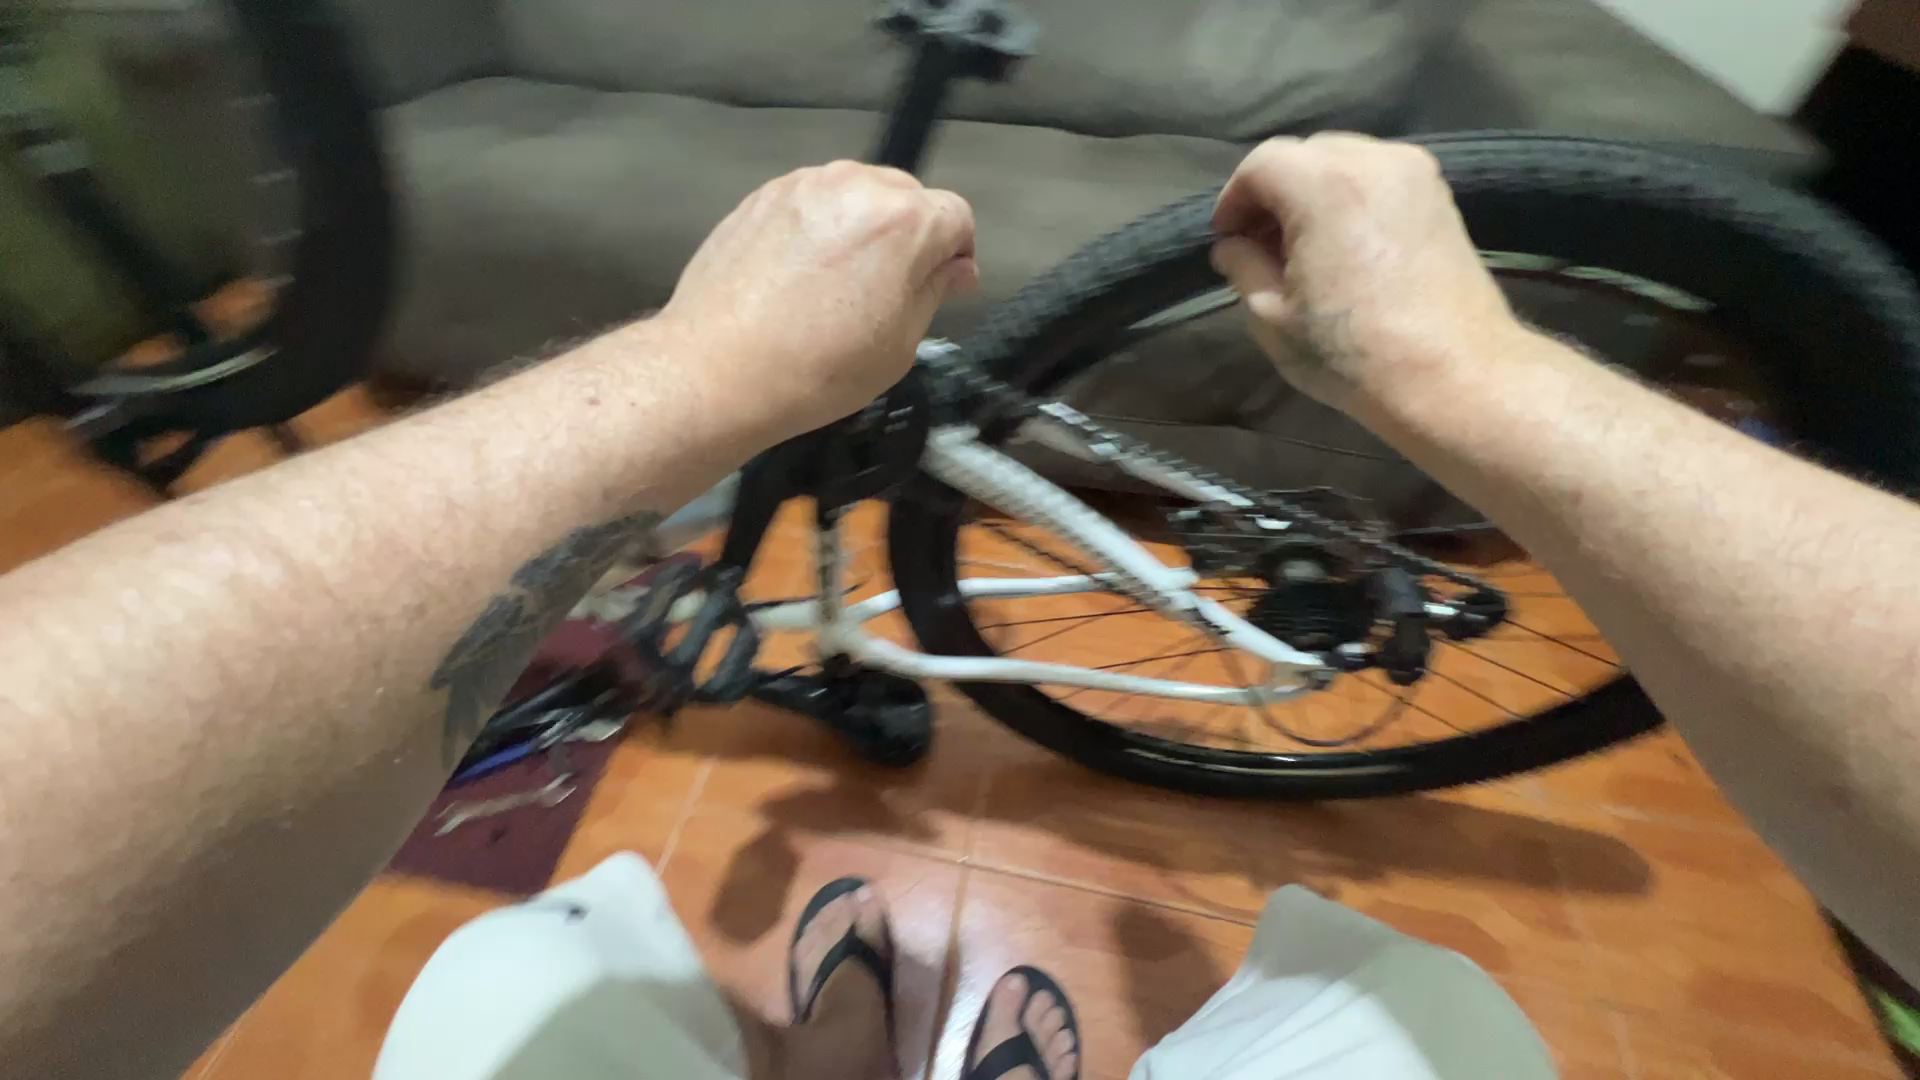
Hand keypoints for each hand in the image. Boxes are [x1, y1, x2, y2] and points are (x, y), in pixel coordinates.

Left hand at [654, 161, 977, 446]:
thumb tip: (957, 268)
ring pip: (858, 196)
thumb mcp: (900, 345)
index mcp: (902, 221)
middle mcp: (855, 185)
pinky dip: (822, 231)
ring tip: (840, 287)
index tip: (944, 288)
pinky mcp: (762, 196)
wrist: (721, 370)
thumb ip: (935, 292)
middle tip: (890, 292)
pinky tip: (802, 279)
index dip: (958, 254)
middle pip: (907, 197)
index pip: (956, 216)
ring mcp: (803, 185)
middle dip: (912, 237)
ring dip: (865, 231)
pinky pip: (814, 204)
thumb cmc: (820, 369)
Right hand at [1211, 133, 1521, 408]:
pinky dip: (1345, 199)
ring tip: (1296, 249)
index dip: (1232, 199)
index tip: (1224, 239)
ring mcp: (1414, 174)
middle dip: (1271, 193)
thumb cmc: (1348, 350)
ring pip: (1342, 161)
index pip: (1261, 163)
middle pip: (1304, 154)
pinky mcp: (1438, 196)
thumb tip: (1232, 247)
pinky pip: (1375, 178)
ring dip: (1308, 195)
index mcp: (1325, 187)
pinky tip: (1336, 248)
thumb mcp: (1271, 316)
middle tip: (1256, 244)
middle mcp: (1374, 162)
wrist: (1448, 373)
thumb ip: (1243, 268)